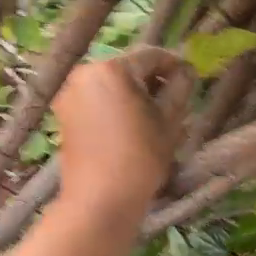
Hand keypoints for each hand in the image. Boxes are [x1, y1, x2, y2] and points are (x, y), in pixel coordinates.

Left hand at [51, 48, 195, 217]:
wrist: (99, 200)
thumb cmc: (140, 158)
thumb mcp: (169, 120)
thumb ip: (179, 88)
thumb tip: (185, 71)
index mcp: (112, 69)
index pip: (151, 55)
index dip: (174, 65)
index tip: (191, 79)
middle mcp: (85, 74)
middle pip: (128, 68)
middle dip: (152, 81)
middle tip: (174, 102)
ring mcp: (70, 94)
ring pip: (110, 84)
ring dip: (133, 94)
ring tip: (154, 118)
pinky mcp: (64, 114)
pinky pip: (95, 100)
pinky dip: (114, 106)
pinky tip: (130, 127)